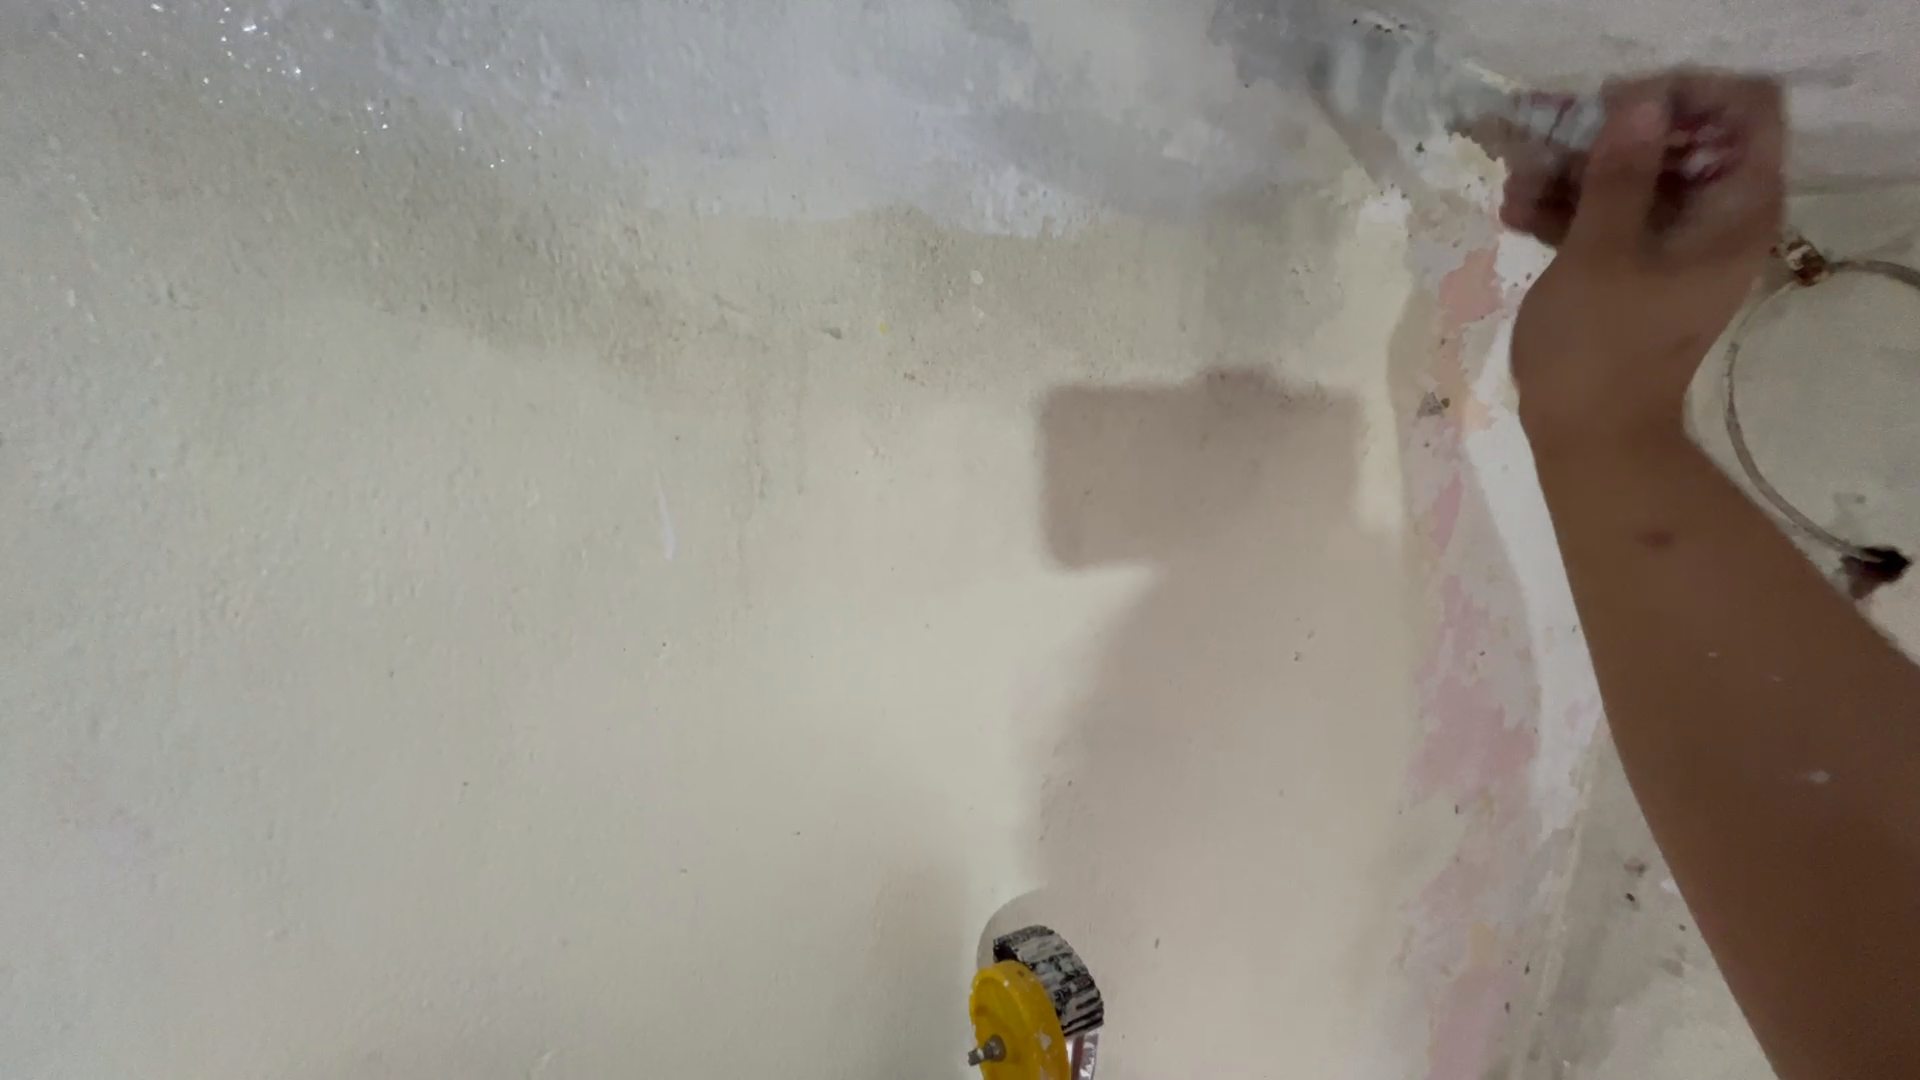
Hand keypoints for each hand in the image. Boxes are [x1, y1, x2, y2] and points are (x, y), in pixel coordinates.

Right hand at [1502, 73, 1785, 452]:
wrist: (1588, 432)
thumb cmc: (1595, 348)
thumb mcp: (1598, 257)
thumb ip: (1618, 177)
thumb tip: (1639, 104)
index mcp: (1735, 208)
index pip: (1738, 110)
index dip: (1674, 97)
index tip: (1601, 110)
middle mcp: (1715, 219)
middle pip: (1675, 145)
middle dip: (1604, 139)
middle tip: (1538, 147)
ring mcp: (1671, 247)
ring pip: (1630, 183)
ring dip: (1572, 176)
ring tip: (1512, 186)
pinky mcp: (1631, 273)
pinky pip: (1606, 223)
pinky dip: (1565, 213)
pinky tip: (1514, 214)